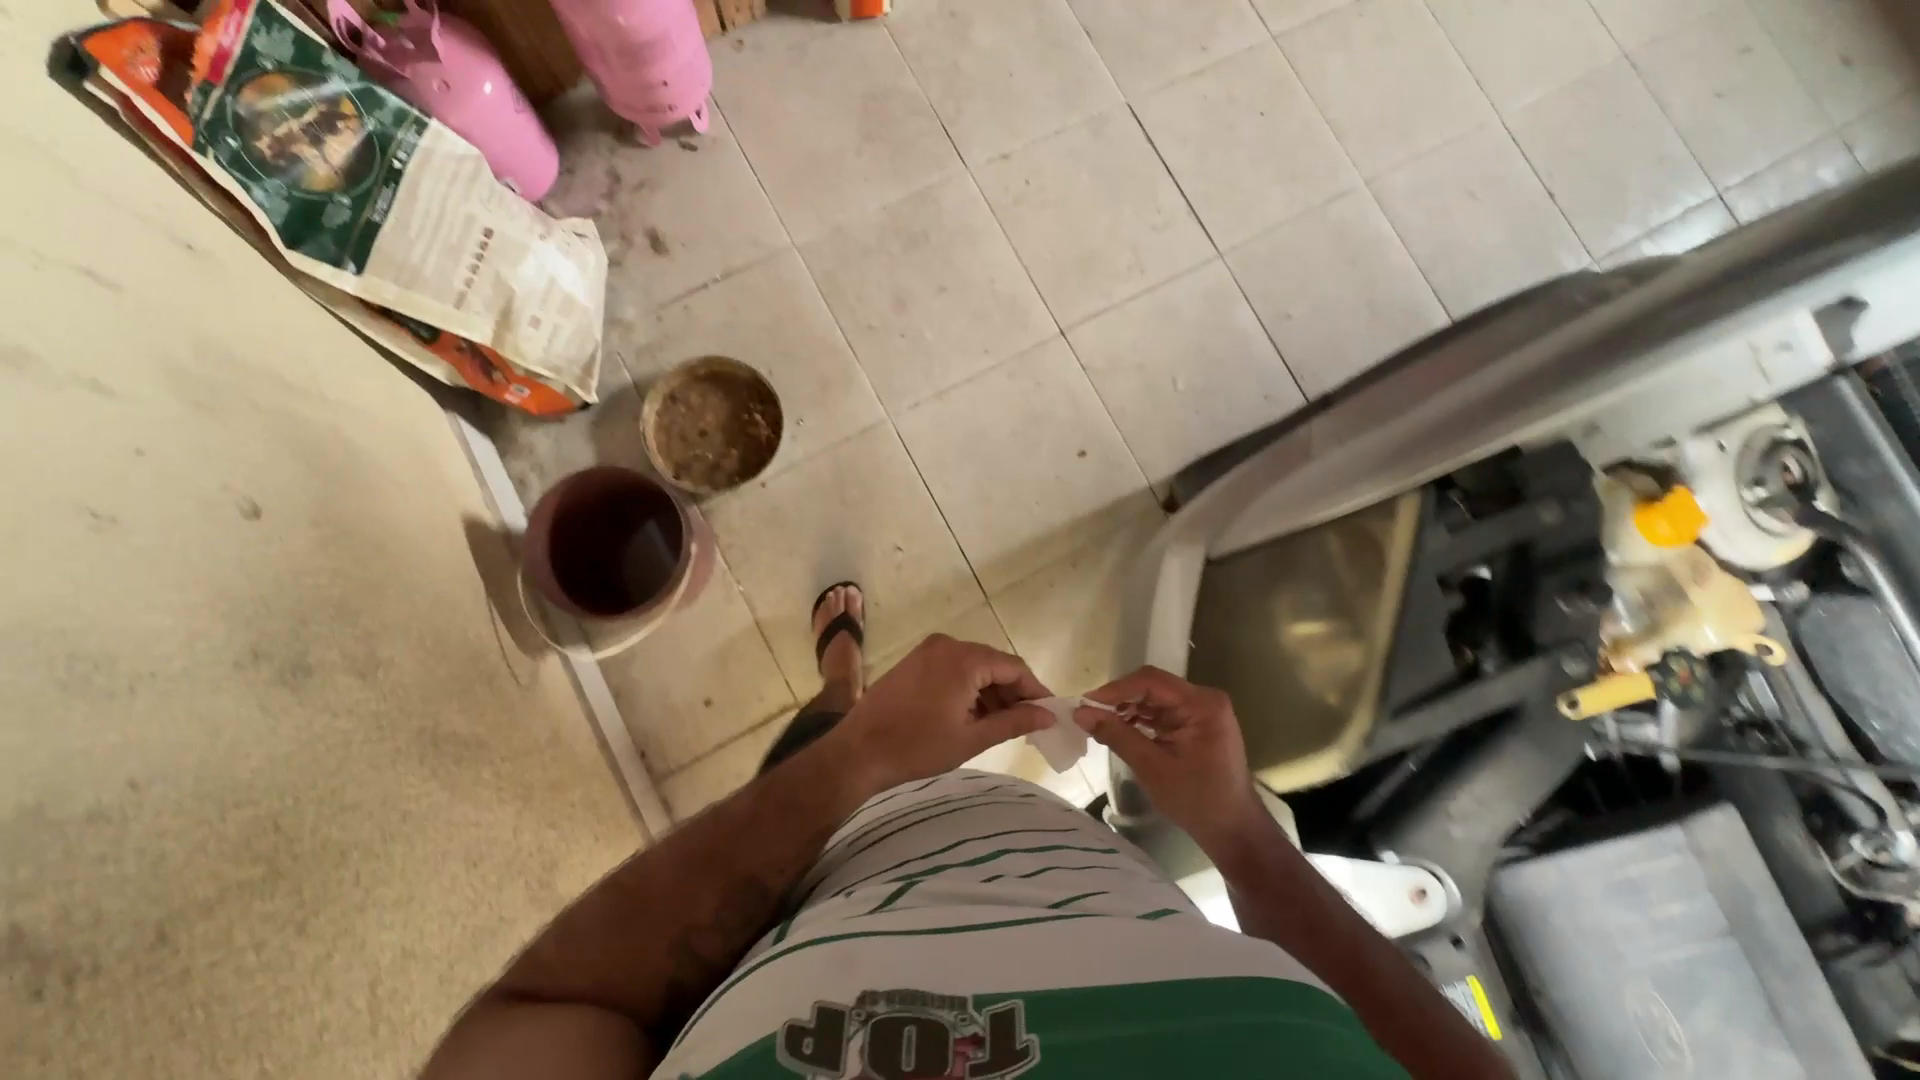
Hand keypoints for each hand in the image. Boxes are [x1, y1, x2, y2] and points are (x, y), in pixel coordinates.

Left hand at [822, 634, 1051, 794]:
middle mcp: (946, 645)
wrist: (857, 753)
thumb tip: (1049, 715)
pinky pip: (952, 669)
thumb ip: (1014, 722)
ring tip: (1000, 726)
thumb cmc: (917, 747)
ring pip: (973, 667)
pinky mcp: (913, 662)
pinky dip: (968, 690)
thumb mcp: (972, 738)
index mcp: (963, 658)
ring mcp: (926, 651)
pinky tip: (972, 717)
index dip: (1035, 690)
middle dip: (1012, 693)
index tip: (1049, 714)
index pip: (1014, 667)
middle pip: (993, 664)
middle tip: (1026, 725)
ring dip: (990, 693)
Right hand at [1076, 667, 1267, 853]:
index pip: (1151, 681)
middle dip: (1119, 699)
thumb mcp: (1152, 767)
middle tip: (1088, 714)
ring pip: (1154, 698)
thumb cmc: (1197, 800)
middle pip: (1152, 686)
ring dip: (1127, 709)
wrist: (1233, 829)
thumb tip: (1080, 712)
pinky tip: (1120, 730)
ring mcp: (1201, 711)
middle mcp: (1203, 699)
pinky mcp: (1195, 724)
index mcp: (1202, 704)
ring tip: (1099, 724)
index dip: (1116, 689)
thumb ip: (1117, 735)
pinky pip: (1161, 712)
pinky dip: (1139, 719)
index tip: (1086, 704)